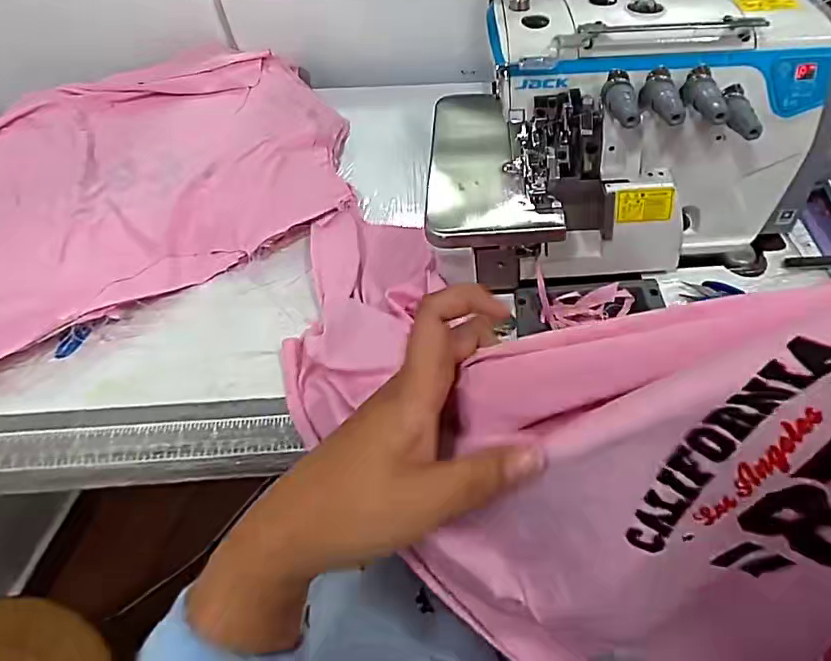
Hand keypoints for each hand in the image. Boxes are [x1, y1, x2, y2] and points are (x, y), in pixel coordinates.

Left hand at [187, 284, 542, 652]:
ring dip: (479, 376)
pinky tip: (480, 437)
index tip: (504, 313)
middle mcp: (406, 388)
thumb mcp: (428, 500)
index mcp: (413, 389)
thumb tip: (539, 452)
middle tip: (524, 375)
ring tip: (513, 407)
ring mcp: (397, 407)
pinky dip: (465, 403)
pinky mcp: (393, 429)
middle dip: (489, 343)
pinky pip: (437, 398)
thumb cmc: (355, 507)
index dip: (468, 298)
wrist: (291, 533)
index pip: (433, 315)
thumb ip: (484, 476)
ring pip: (445, 371)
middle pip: (449, 341)